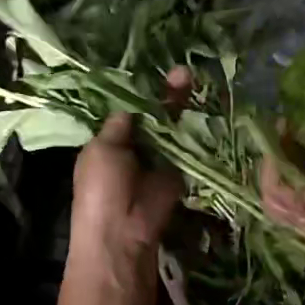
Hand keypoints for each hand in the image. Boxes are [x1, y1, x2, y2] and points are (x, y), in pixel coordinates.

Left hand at [68, 70, 189, 279]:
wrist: (123, 234)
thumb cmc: (101, 188)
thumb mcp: (102, 149)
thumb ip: (119, 123)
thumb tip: (130, 101)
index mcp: (106, 141)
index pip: (125, 110)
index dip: (139, 92)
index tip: (154, 69)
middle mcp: (131, 147)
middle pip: (151, 116)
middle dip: (165, 95)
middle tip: (183, 71)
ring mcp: (154, 160)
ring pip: (169, 129)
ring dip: (180, 106)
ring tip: (192, 77)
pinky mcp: (176, 174)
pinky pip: (185, 148)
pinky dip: (193, 130)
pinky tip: (203, 103)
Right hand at [258, 127, 304, 304]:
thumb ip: (302, 169)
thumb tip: (280, 133)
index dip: (287, 131)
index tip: (272, 148)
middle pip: (286, 152)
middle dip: (278, 174)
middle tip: (293, 199)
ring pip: (279, 176)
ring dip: (278, 195)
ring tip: (297, 216)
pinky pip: (281, 198)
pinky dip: (281, 210)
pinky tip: (293, 224)